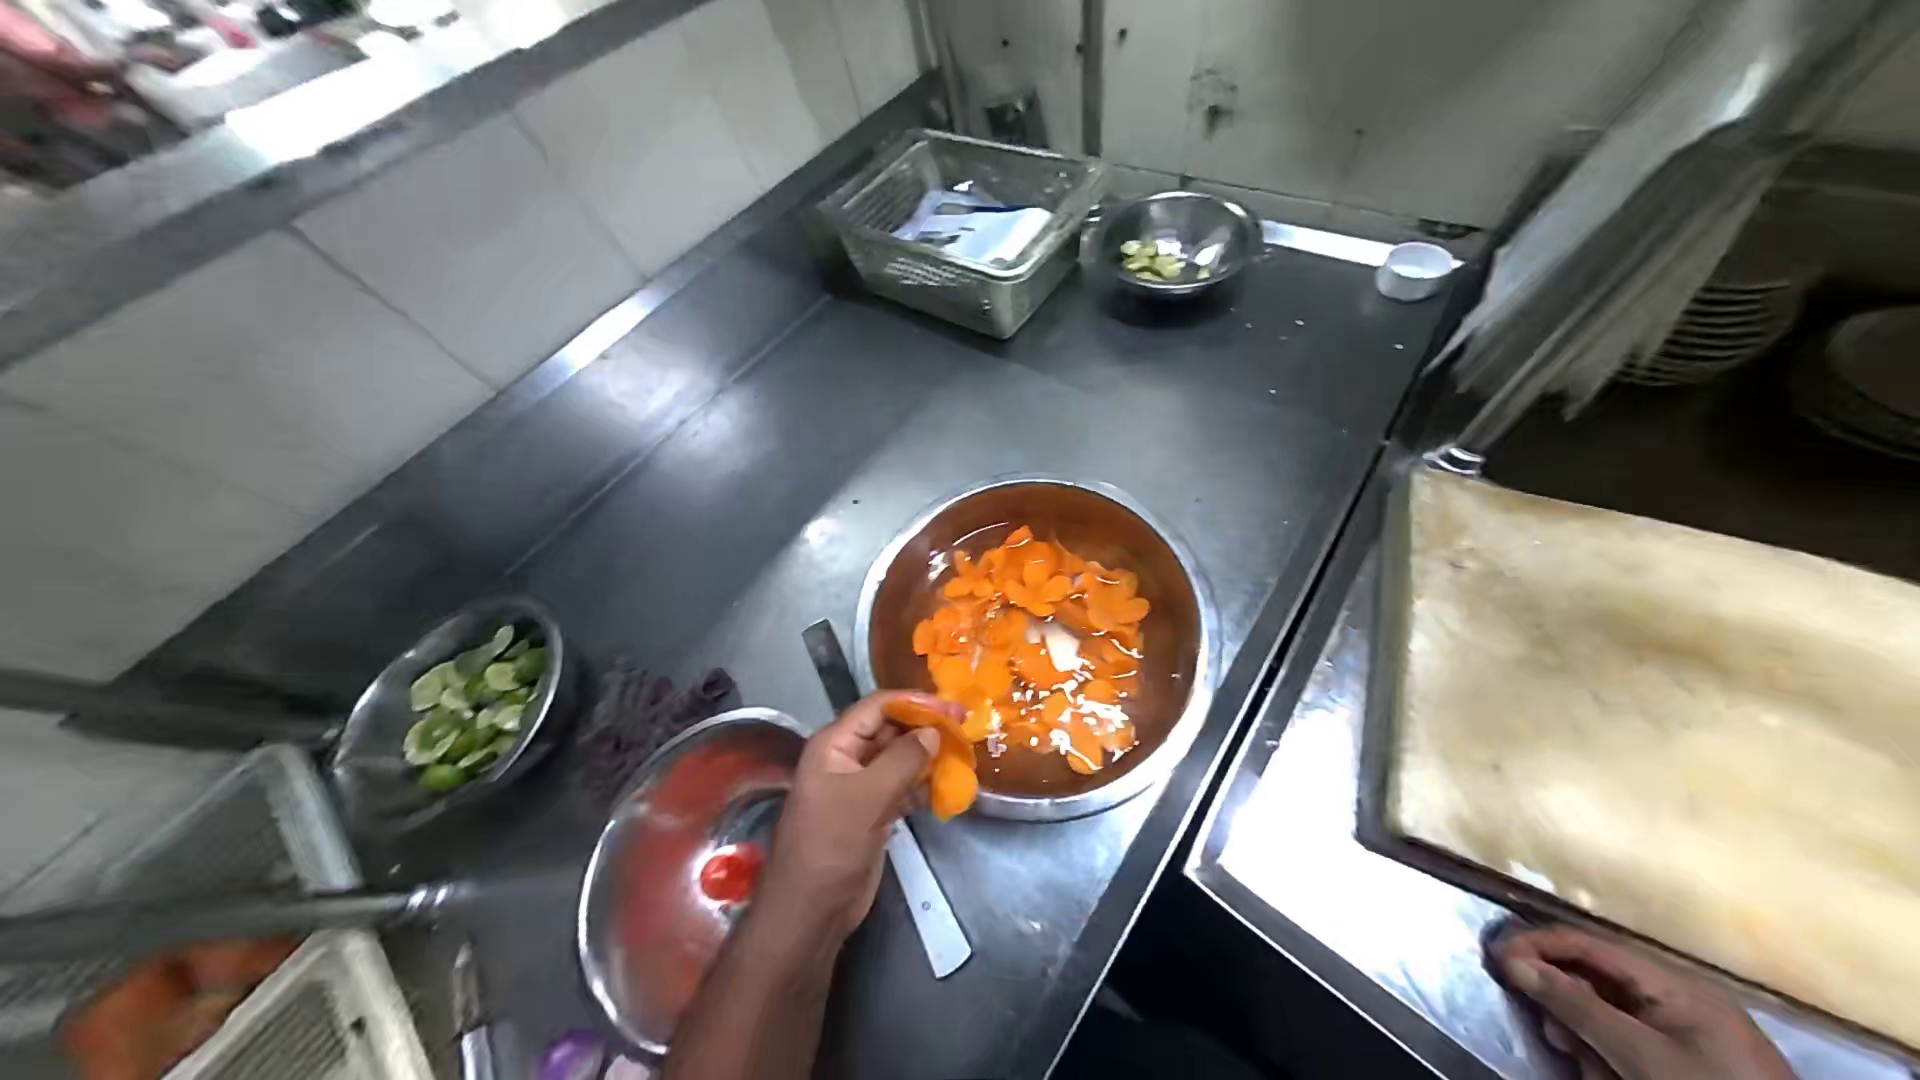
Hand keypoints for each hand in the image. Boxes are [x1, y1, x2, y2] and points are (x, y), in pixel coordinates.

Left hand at [756, 691, 948, 941]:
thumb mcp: (868, 797)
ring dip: (927, 757)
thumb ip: (903, 760)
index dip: (915, 702)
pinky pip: (902, 785)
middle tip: (963, 731)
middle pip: (891, 729)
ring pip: (899, 758)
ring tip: (961, 757)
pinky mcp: (872, 810)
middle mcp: (846, 757)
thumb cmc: (832, 845)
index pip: (878, 707)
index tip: (952, 708)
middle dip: (925, 728)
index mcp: (835, 744)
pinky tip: (946, 788)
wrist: (811, 910)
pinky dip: (922, 784)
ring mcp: (860, 785)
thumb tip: (934, 732)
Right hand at [1490, 925, 1796, 1079]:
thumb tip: (1509, 958)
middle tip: (1544, 1025)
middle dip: (1562, 998)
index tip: (1495, 959)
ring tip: (1579, 1061)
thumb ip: (1573, 1004)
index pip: (1585, 941)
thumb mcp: (1638, 1056)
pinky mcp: (1692, 1054)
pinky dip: (1608, 1051)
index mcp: (1673, 981)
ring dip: (1582, 1032)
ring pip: (1607, 1008)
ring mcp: (1688, 1025)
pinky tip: (1603, 1074)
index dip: (1535, 944)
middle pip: (1593, 974)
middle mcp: (1678, 992)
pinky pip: (1630, 1035)